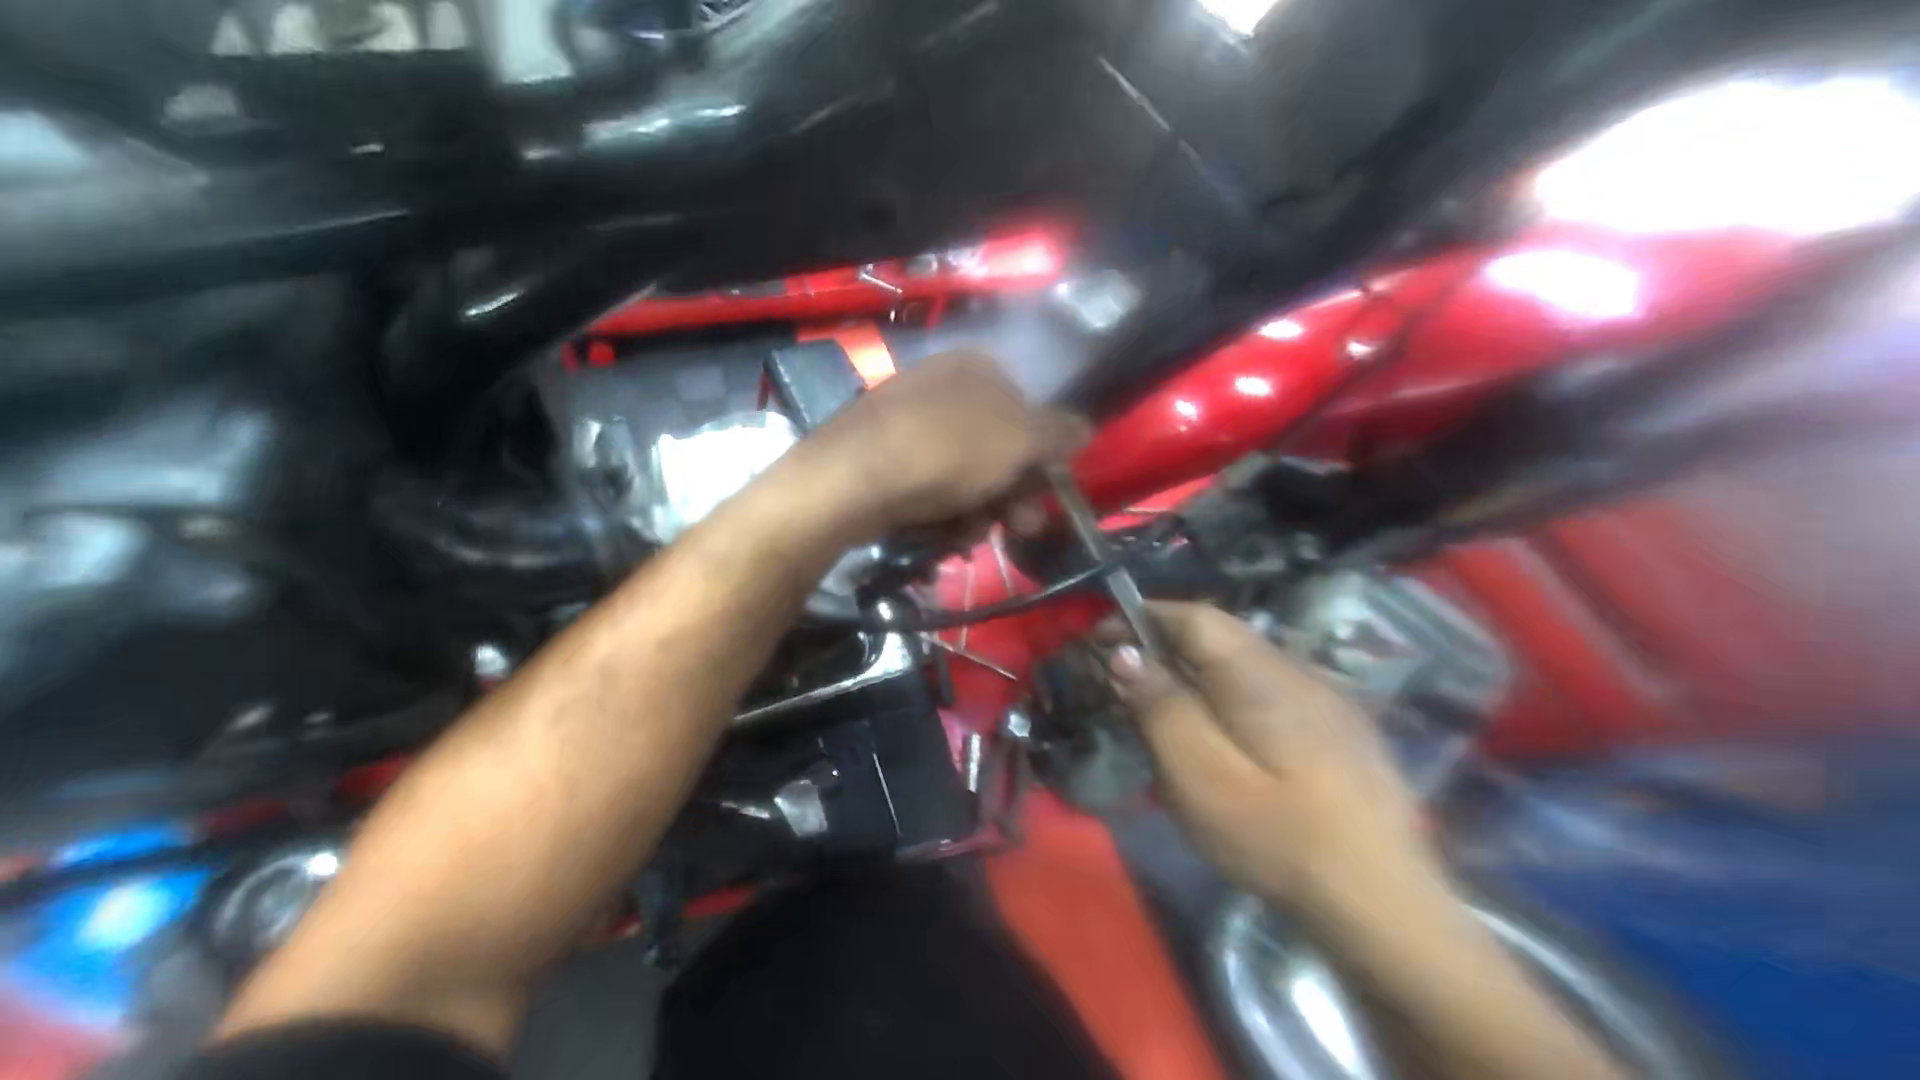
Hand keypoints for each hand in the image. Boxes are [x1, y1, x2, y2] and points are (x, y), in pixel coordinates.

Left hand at [792, 351, 1089, 540]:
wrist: (851, 480)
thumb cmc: (947, 450)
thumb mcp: (1018, 439)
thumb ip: (1058, 433)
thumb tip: (1083, 428)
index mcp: (976, 368)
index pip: (1028, 410)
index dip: (1043, 456)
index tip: (1048, 493)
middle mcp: (942, 388)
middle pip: (998, 448)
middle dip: (1014, 494)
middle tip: (1020, 527)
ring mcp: (909, 424)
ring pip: (966, 476)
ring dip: (981, 512)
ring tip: (970, 536)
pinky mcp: (884, 460)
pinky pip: (931, 489)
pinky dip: (944, 514)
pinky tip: (943, 536)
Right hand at [1108, 602, 1445, 915]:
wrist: (1384, 902)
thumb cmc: (1277, 836)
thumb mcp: (1199, 776)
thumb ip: (1161, 708)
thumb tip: (1126, 653)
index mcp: (1260, 674)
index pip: (1195, 617)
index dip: (1146, 616)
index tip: (1104, 635)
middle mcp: (1297, 670)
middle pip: (1221, 636)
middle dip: (1168, 645)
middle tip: (1128, 679)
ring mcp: (1326, 698)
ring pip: (1247, 664)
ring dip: (1200, 671)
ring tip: (1169, 709)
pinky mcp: (1340, 728)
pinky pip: (1271, 690)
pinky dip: (1232, 695)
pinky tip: (1228, 737)